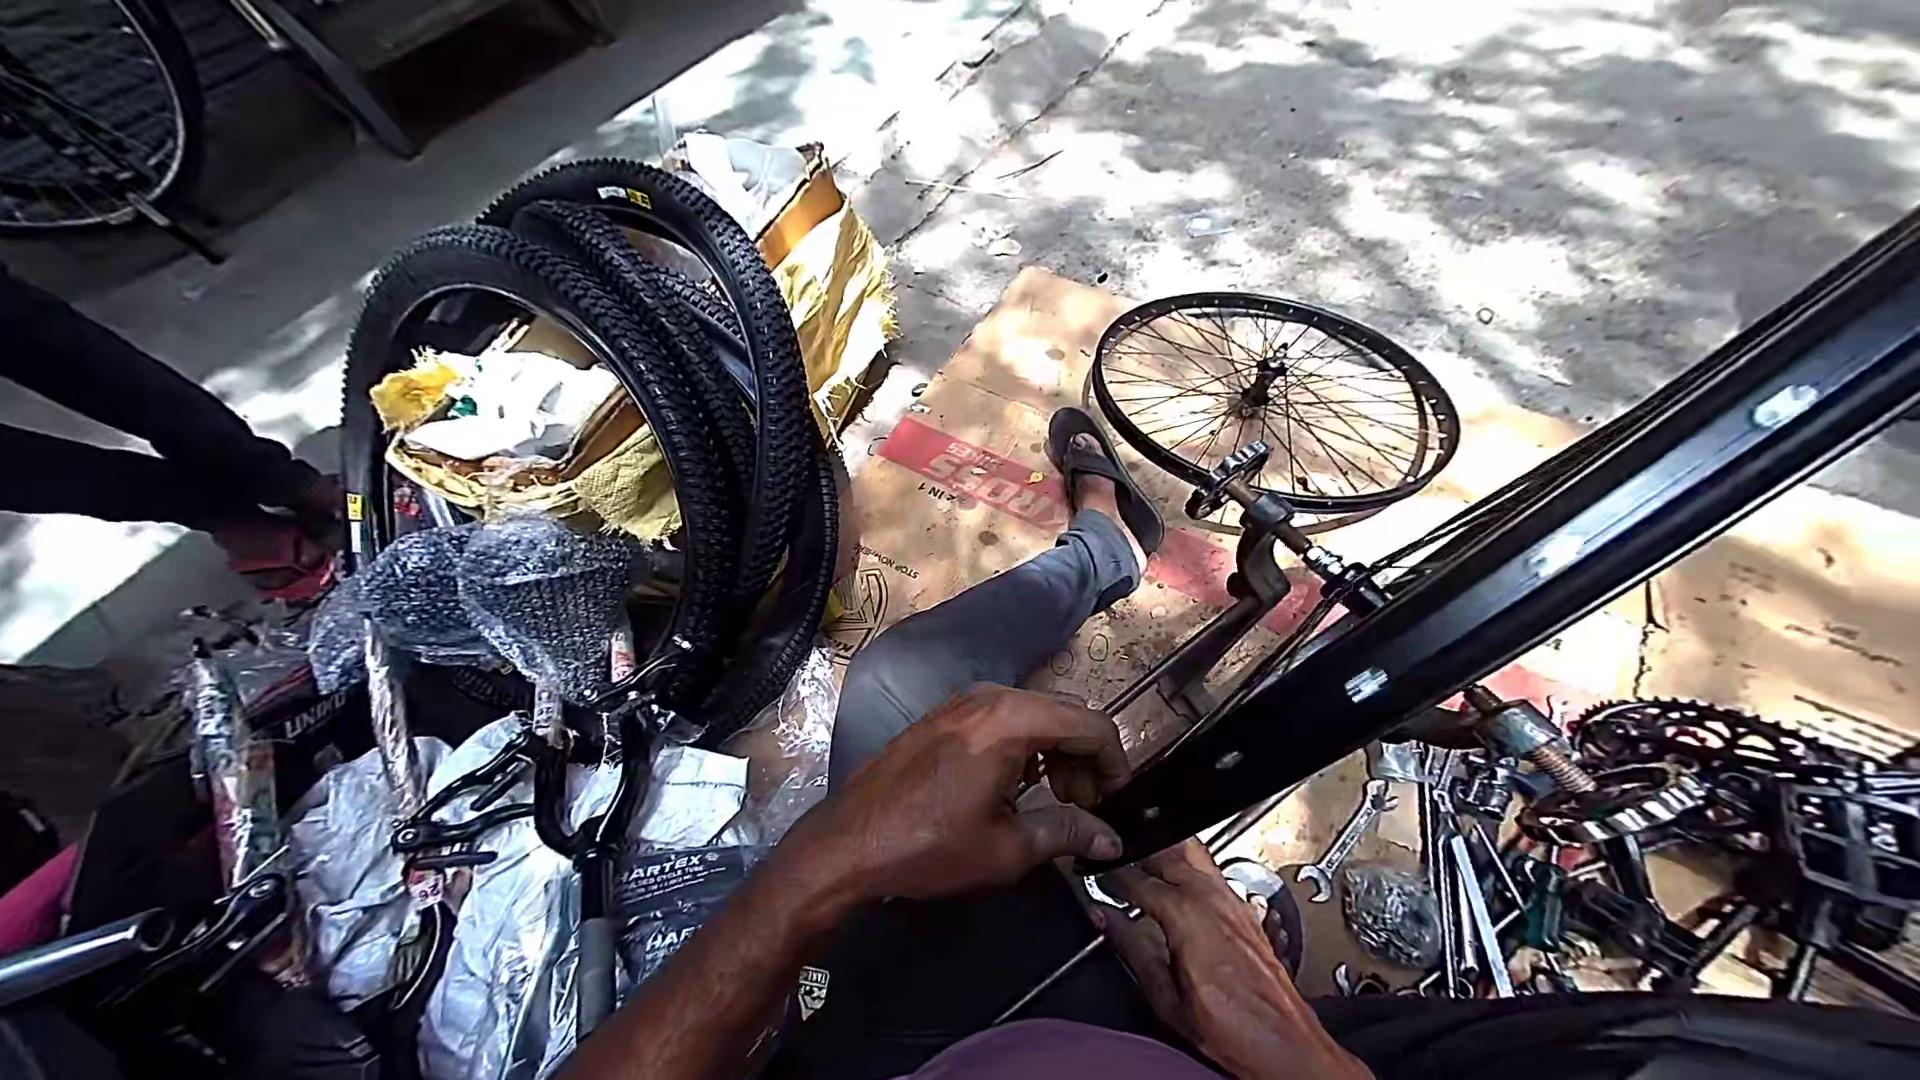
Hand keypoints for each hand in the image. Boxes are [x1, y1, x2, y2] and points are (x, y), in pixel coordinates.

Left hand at [781, 684, 1130, 902]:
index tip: (1115, 802)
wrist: (850, 839)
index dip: (1115, 763)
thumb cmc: (929, 845)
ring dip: (1058, 750)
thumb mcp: (1006, 847)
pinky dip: (1028, 742)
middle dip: (1087, 757)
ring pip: (1037, 712)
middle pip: (1066, 712)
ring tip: (1053, 798)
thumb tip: (1112, 838)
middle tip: (1083, 807)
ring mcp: (965, 699)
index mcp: (1012, 720)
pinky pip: (1006, 715)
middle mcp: (992, 696)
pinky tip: (1017, 782)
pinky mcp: (948, 712)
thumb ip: (1066, 832)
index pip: (1091, 725)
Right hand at [1102, 842, 1371, 1079]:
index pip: (1137, 878)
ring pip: (1190, 848)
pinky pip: (1208, 866)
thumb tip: (1104, 919)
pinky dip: (1185, 861)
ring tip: (1144, 863)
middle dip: (1136, 851)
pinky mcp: (1243, 905)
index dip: (1112, 876)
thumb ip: (1131, 949)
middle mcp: (1210, 897)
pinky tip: (1176, 879)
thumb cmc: (1237, 1033)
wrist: (1288, 1049)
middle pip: (1164, 849)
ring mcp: (1231, 896)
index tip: (1098, 878)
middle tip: (1116, 862)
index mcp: (1186, 915)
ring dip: (1163, 850)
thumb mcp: (1168, 999)